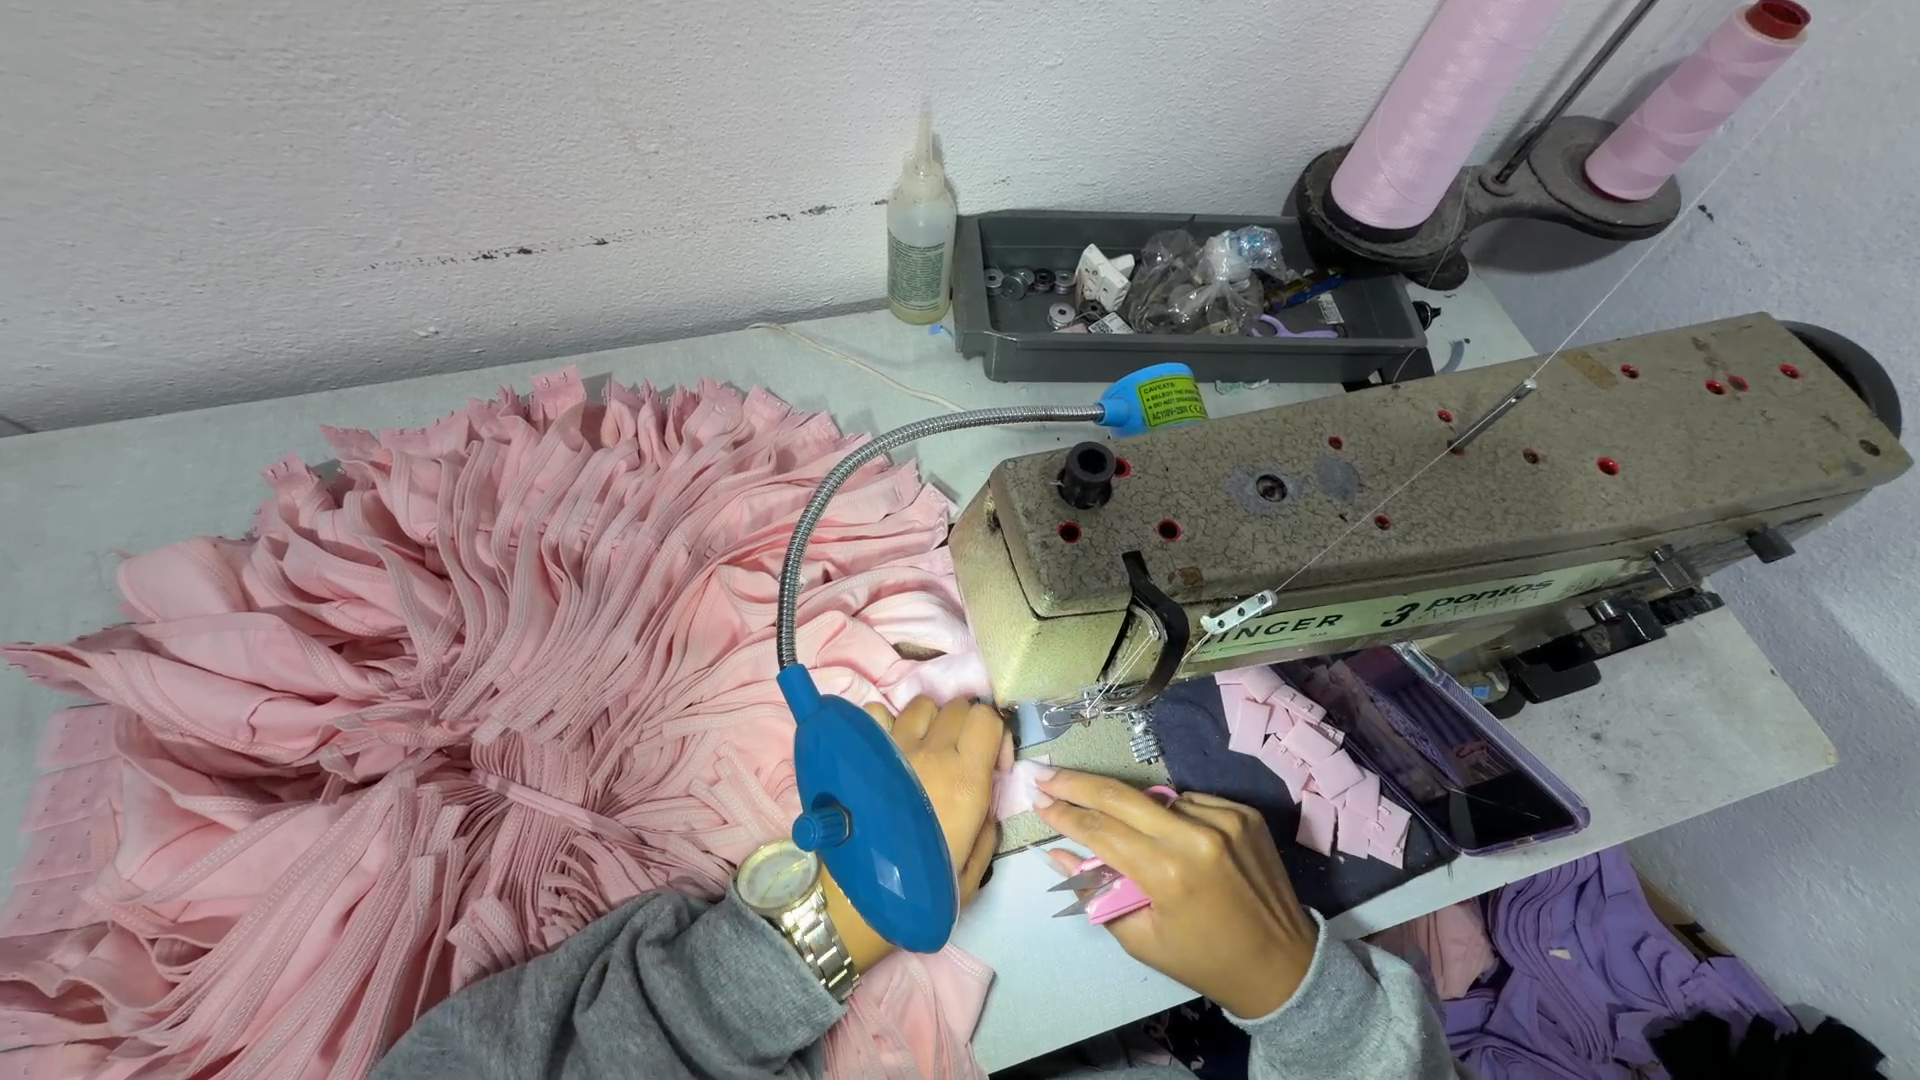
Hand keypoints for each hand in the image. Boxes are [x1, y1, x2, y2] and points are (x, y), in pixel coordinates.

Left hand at [821, 698, 1007, 969]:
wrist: (863, 898)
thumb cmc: (925, 887)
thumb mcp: (975, 866)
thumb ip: (988, 826)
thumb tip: (985, 800)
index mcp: (965, 779)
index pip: (987, 718)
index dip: (995, 733)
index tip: (992, 762)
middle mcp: (931, 754)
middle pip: (957, 706)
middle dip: (965, 725)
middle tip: (960, 755)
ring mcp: (893, 749)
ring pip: (921, 704)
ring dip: (930, 721)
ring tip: (926, 749)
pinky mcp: (862, 754)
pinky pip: (876, 715)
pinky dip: (885, 723)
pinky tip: (890, 747)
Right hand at [1035, 770, 1318, 1018]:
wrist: (1284, 966)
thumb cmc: (1204, 960)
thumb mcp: (1142, 938)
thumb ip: (1094, 892)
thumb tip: (1056, 853)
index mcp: (1167, 873)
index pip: (1099, 830)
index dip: (1063, 813)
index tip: (1037, 799)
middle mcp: (1194, 836)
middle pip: (1119, 795)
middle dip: (1076, 782)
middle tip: (1046, 773)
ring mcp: (1223, 818)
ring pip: (1155, 798)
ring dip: (1132, 808)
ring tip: (1132, 834)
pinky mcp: (1243, 813)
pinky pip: (1189, 801)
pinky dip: (1173, 814)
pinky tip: (1177, 839)